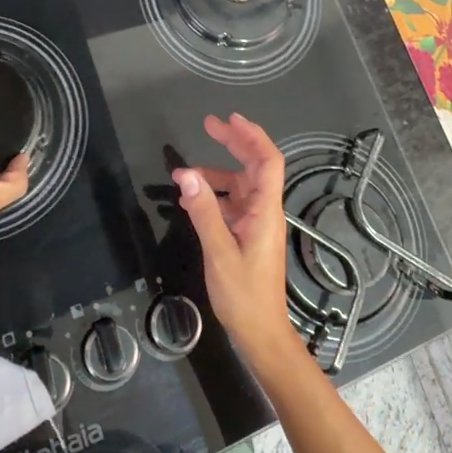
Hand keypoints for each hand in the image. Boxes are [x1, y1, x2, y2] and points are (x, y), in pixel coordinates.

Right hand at [174, 114, 296, 355]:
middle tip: (208, 126)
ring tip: (183, 174)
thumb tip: (187, 175)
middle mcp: (265, 210)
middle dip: (233, 143)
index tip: (229, 119)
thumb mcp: (219, 252)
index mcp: (266, 210)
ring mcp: (257, 223)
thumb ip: (204, 212)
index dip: (252, 136)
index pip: (267, 161)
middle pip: (254, 166)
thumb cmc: (244, 295)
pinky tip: (191, 202)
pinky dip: (213, 197)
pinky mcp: (248, 236)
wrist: (261, 332)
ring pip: (240, 186)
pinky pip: (232, 205)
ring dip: (215, 175)